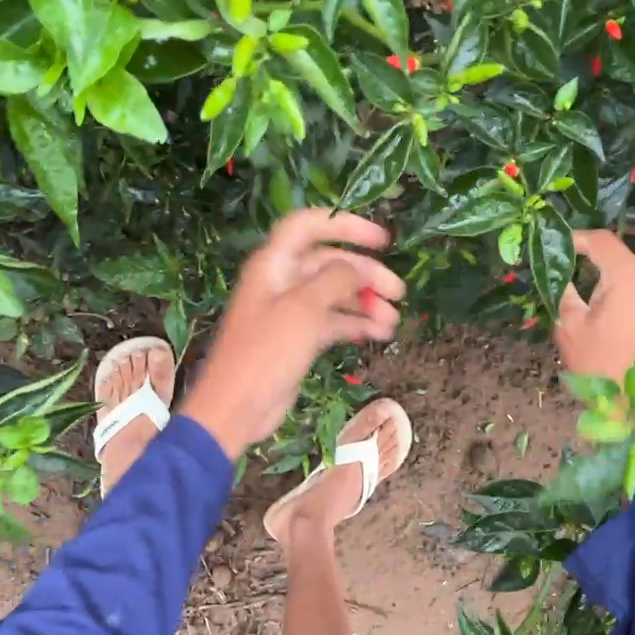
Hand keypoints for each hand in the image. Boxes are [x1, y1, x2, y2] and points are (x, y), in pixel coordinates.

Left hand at [179, 209, 403, 457]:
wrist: (237, 408)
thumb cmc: (265, 353)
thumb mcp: (304, 309)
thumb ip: (335, 279)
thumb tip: (359, 267)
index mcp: (274, 264)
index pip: (310, 226)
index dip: (346, 226)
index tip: (382, 240)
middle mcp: (282, 282)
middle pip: (329, 263)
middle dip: (365, 274)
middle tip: (398, 291)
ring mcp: (290, 312)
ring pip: (334, 295)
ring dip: (365, 303)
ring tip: (393, 319)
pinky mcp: (297, 340)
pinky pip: (331, 323)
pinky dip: (355, 325)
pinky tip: (380, 334)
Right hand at [556, 229, 634, 390]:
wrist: (634, 410)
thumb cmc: (598, 366)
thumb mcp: (569, 327)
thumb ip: (564, 292)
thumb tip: (560, 275)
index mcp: (633, 278)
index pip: (604, 242)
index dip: (578, 239)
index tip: (560, 245)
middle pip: (622, 264)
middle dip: (596, 271)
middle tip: (571, 286)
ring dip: (615, 291)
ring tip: (595, 313)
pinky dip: (632, 305)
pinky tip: (617, 327)